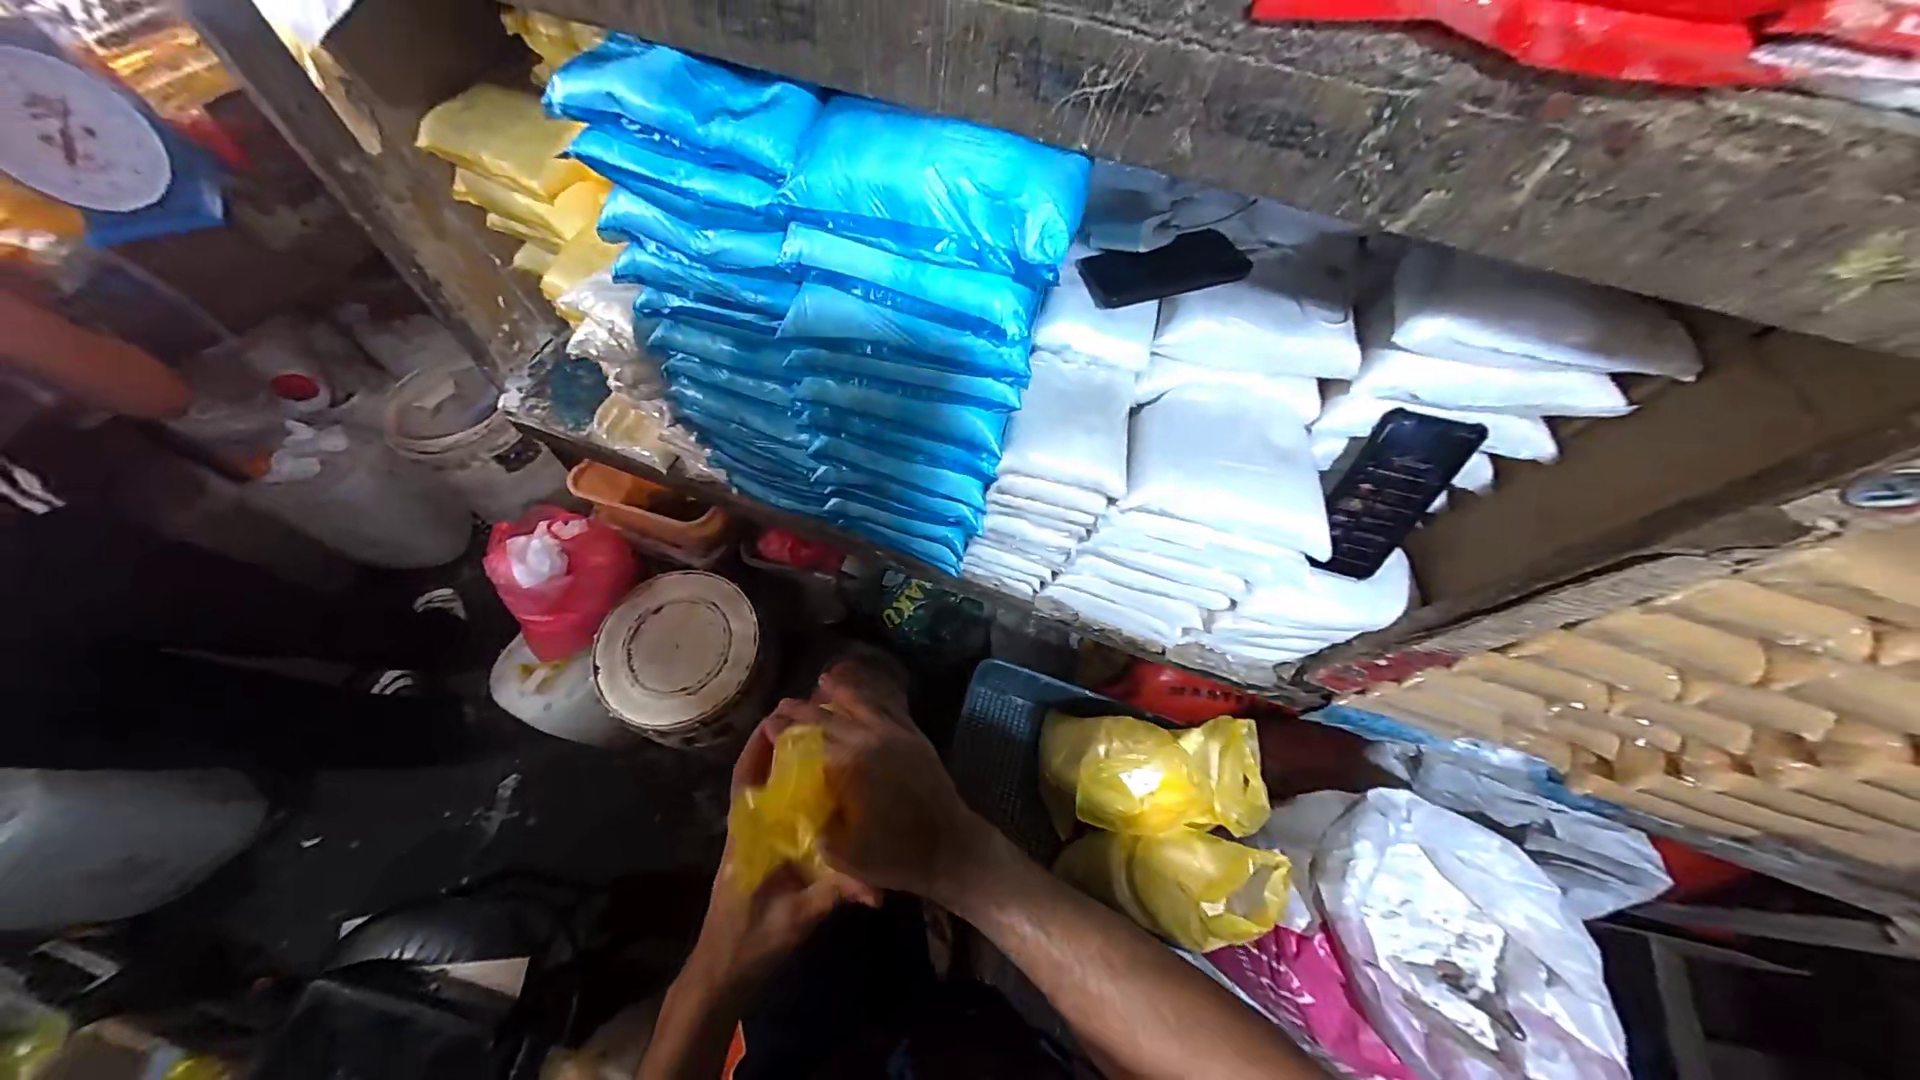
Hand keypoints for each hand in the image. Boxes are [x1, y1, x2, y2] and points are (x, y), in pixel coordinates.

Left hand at [689, 713, 878, 990]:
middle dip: (778, 746)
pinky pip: (777, 813)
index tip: (780, 716)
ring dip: (785, 767)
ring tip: (820, 744)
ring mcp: (753, 843)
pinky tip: (822, 790)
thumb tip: (878, 886)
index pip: (746, 778)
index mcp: (748, 834)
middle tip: (811, 722)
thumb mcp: (797, 917)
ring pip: (767, 793)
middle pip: (757, 776)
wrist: (722, 976)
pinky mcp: (762, 856)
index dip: (758, 745)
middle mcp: (748, 830)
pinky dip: (793, 794)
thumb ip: (834, 895)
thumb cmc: (751, 941)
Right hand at [788, 666, 994, 900]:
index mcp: (851, 765)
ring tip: (823, 680)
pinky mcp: (914, 735)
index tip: (768, 723)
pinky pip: (889, 706)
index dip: (786, 730)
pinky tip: (863, 692)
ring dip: (840, 692)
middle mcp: (871, 739)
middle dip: (804, 710)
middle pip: (830, 718)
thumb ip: (816, 825)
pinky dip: (873, 696)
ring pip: (862, 703)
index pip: (809, 739)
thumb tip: (795, 806)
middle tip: (783, 705)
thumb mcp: (844, 853)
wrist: (949, 846)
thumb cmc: (895, 855)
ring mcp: (895, 733)